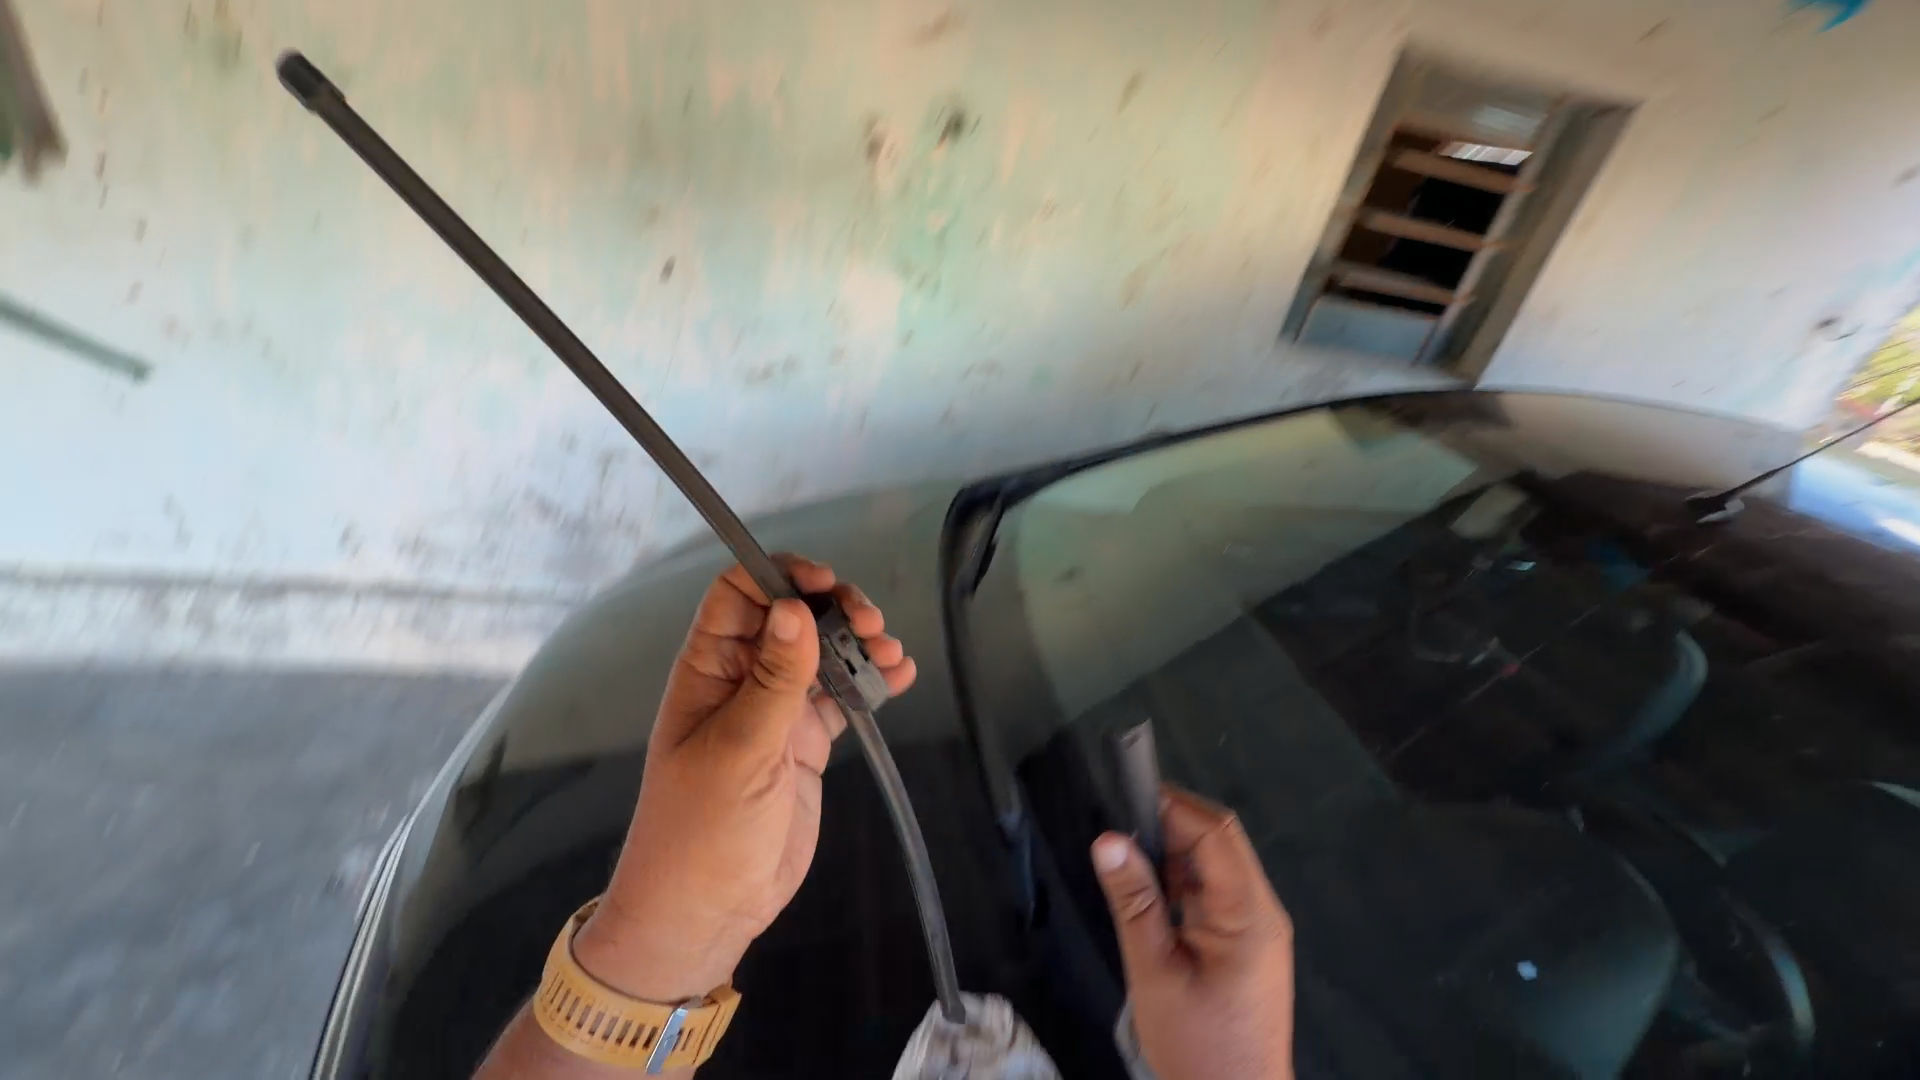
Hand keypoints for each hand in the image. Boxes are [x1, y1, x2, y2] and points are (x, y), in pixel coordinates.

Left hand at [573, 555, 916, 1003]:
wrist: (710, 910)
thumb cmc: (703, 827)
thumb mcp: (739, 749)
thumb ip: (774, 679)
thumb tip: (795, 608)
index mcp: (710, 669)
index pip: (738, 596)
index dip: (778, 576)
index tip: (824, 583)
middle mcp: (745, 679)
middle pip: (791, 617)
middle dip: (833, 609)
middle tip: (871, 624)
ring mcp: (779, 711)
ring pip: (823, 654)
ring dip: (859, 644)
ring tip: (891, 654)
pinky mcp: (807, 742)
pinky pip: (843, 698)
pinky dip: (871, 683)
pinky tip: (900, 677)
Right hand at [1092, 787, 1295, 1079]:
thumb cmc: (1197, 1044)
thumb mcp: (1155, 972)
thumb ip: (1134, 901)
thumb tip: (1107, 839)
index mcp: (1247, 911)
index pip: (1215, 832)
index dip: (1172, 807)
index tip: (1124, 800)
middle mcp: (1261, 909)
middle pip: (1220, 841)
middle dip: (1171, 826)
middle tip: (1119, 828)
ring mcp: (1256, 926)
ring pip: (1215, 864)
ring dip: (1174, 853)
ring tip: (1126, 856)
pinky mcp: (1245, 942)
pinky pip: (1214, 891)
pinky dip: (1181, 882)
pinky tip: (1149, 892)